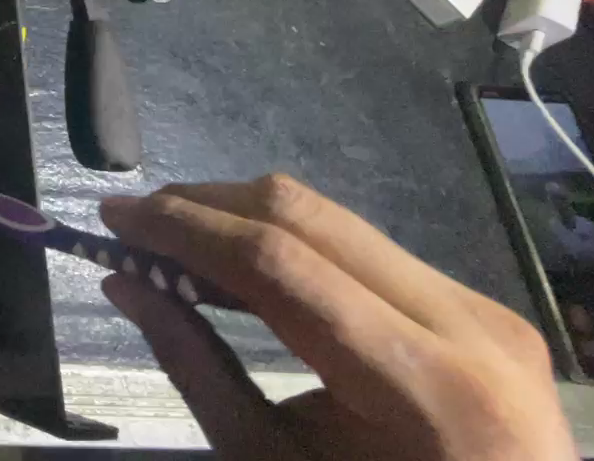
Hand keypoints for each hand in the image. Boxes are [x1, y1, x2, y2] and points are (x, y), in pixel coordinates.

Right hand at [100, 175, 576, 460]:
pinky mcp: (477, 303)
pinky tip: (241, 260)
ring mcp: (481, 306)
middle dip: (201, 206)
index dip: (181, 228)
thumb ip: (193, 364)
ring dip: (236, 213)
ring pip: (326, 216)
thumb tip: (122, 282)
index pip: (275, 264)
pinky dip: (281, 236)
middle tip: (137, 222)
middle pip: (301, 217)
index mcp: (421, 387)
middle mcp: (465, 324)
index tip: (112, 216)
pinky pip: (355, 241)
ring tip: (178, 237)